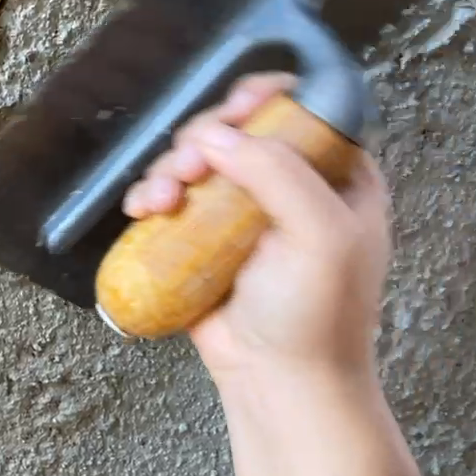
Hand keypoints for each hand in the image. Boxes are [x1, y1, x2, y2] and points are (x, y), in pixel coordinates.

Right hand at [121, 73, 391, 384]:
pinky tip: (142, 210)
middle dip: (202, 139)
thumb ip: (278, 174)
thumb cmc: (316, 312)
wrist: (275, 378)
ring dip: (167, 168)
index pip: (301, 110)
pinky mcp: (196, 229)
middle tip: (190, 169)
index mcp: (333, 176)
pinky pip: (165, 191)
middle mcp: (284, 183)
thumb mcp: (320, 237)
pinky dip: (147, 193)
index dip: (266, 97)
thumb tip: (212, 135)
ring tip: (160, 201)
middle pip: (233, 128)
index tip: (235, 108)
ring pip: (191, 157)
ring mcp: (236, 207)